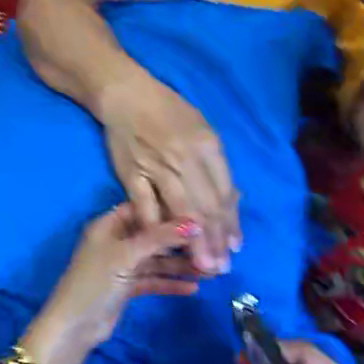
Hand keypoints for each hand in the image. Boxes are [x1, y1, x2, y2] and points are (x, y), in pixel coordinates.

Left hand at [24, 205, 205, 363]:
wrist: (75, 327)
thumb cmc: (96, 282)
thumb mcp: (127, 255)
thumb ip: (160, 238)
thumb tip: (196, 222)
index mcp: (108, 225)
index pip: (144, 209)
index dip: (170, 211)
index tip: (200, 214)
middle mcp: (116, 241)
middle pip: (153, 236)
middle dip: (181, 242)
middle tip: (212, 246)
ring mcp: (121, 264)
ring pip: (156, 260)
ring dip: (180, 265)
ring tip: (211, 270)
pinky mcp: (127, 286)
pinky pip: (153, 279)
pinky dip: (170, 282)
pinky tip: (194, 287)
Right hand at [98, 72, 239, 274]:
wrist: (126, 95)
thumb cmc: (167, 110)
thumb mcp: (201, 128)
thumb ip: (214, 163)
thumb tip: (231, 198)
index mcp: (207, 145)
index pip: (223, 191)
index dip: (231, 222)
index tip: (236, 248)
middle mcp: (186, 158)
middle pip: (206, 205)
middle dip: (217, 240)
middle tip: (223, 268)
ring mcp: (157, 167)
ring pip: (181, 210)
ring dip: (194, 241)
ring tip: (203, 266)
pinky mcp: (131, 174)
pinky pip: (146, 206)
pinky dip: (157, 228)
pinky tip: (165, 248)